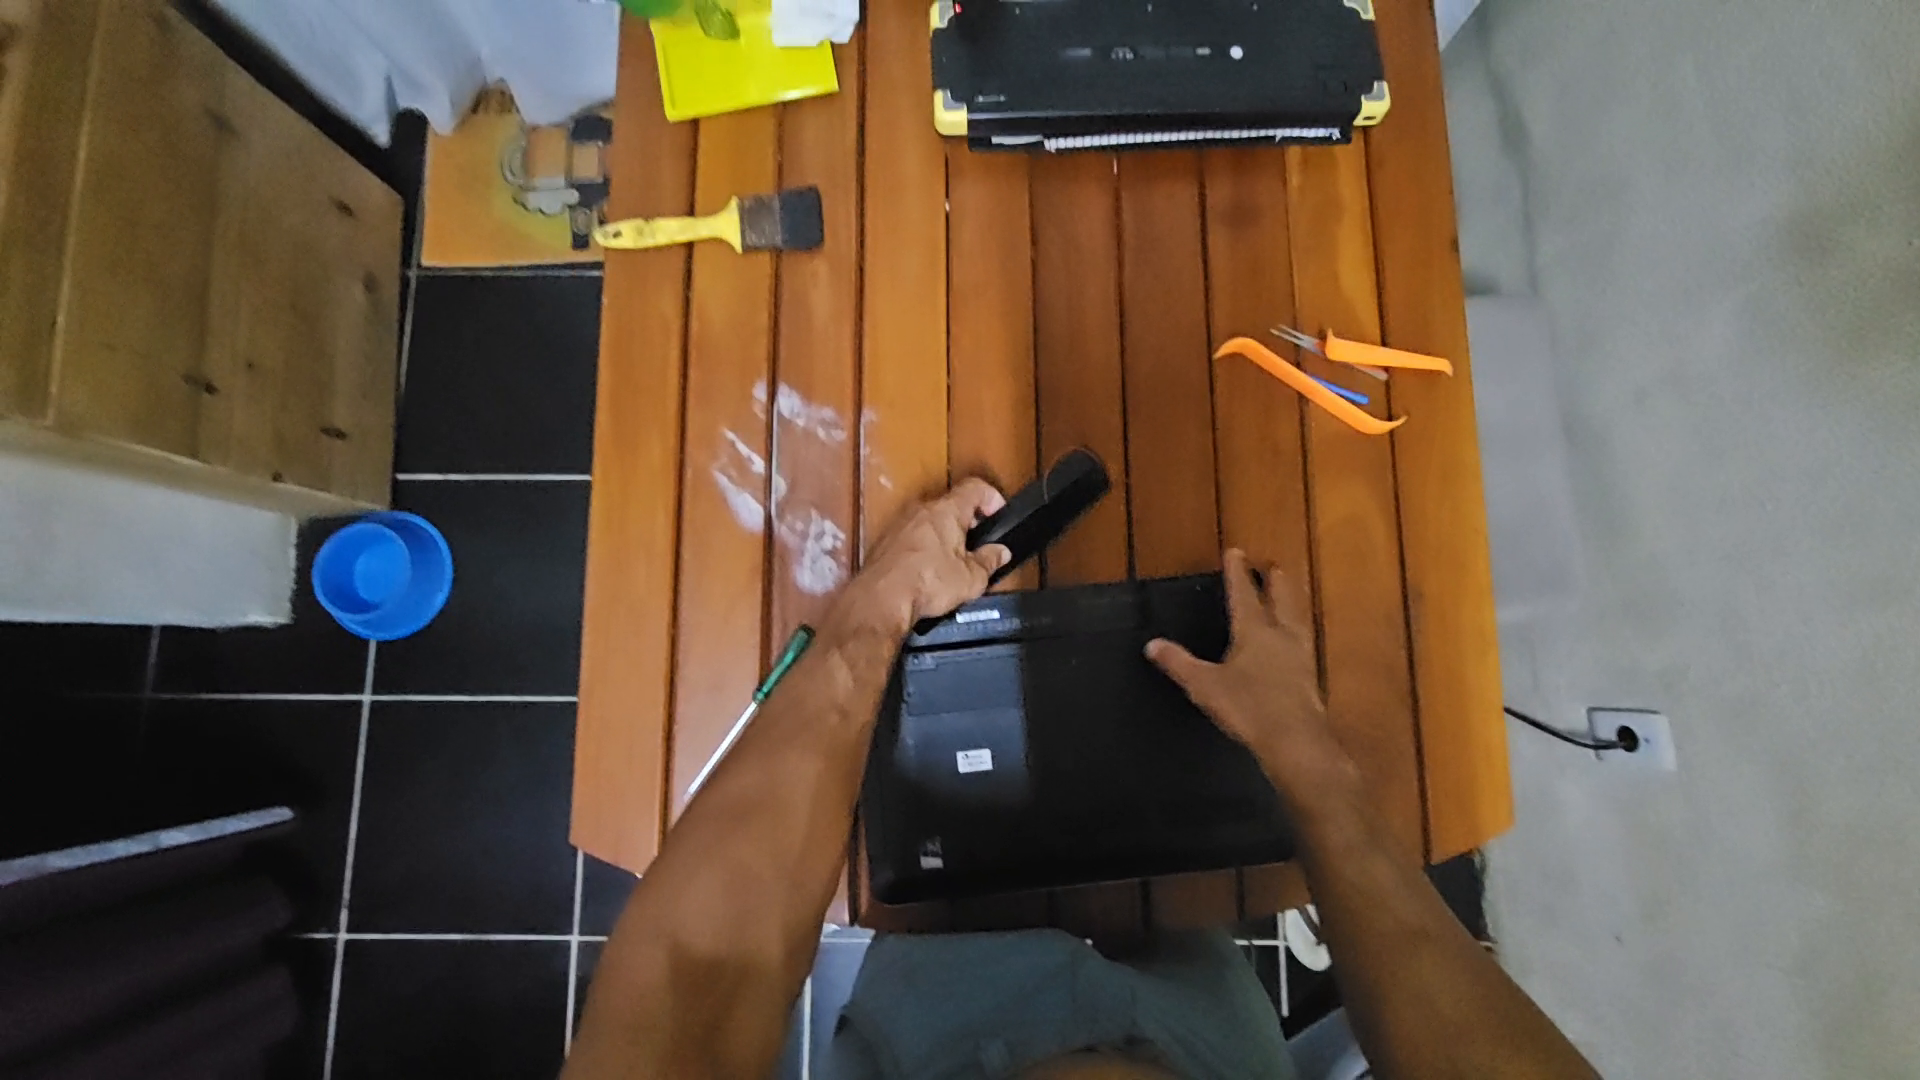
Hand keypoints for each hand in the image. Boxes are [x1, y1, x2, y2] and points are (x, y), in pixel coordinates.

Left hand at [831, 479, 1011, 638]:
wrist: (881, 598)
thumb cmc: (926, 582)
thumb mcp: (971, 577)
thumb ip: (989, 561)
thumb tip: (1000, 552)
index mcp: (947, 510)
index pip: (975, 488)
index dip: (992, 498)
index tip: (999, 515)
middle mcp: (922, 510)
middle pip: (951, 504)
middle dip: (968, 523)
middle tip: (979, 546)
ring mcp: (900, 524)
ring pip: (930, 521)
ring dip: (945, 536)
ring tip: (954, 563)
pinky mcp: (885, 541)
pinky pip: (912, 537)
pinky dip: (924, 548)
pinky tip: (929, 572)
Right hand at [1146, 550, 1351, 792]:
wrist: (1295, 741)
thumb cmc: (1248, 707)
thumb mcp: (1204, 685)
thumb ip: (1178, 663)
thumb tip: (1152, 644)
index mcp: (1254, 631)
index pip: (1243, 594)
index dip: (1238, 572)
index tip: (1236, 551)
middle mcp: (1280, 636)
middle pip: (1281, 599)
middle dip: (1275, 581)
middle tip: (1272, 565)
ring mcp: (1300, 656)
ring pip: (1296, 619)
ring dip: (1292, 602)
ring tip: (1289, 594)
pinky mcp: (1309, 677)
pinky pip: (1302, 642)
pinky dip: (1296, 632)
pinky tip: (1295, 641)